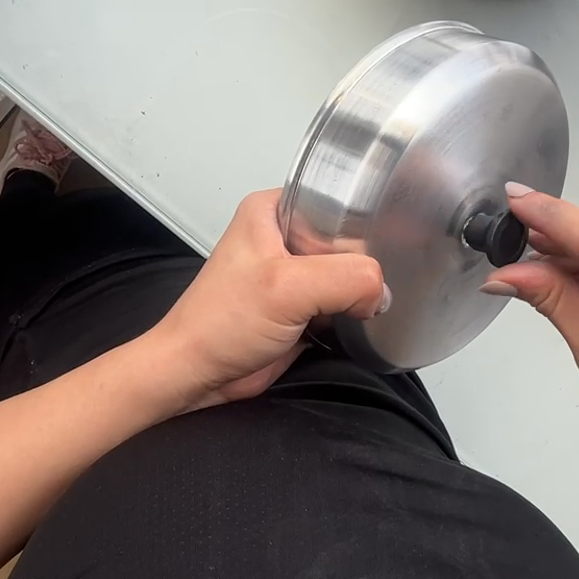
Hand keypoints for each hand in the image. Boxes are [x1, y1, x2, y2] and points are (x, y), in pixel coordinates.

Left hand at [145, 189, 387, 408]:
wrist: (198, 374)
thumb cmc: (218, 324)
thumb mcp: (288, 287)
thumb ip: (347, 278)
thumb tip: (379, 292)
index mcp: (272, 211)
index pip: (337, 204)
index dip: (361, 228)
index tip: (380, 252)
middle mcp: (282, 238)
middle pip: (347, 241)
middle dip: (361, 266)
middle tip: (365, 290)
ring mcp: (291, 275)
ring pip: (346, 276)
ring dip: (356, 295)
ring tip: (358, 308)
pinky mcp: (299, 308)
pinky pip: (340, 305)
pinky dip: (350, 316)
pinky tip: (354, 325)